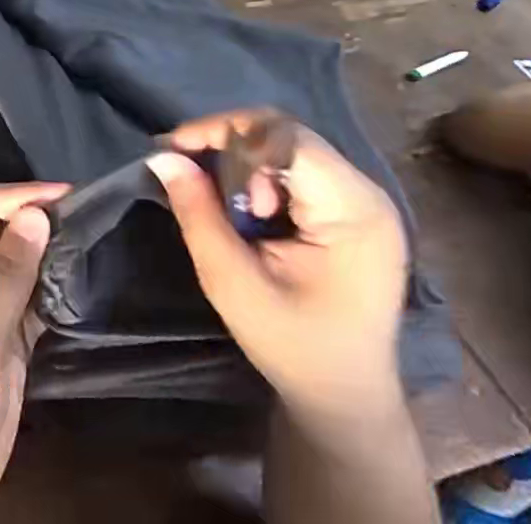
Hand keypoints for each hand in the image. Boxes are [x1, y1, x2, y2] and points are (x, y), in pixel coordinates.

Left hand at [0, 182, 69, 523]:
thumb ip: (8, 273)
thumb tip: (37, 214)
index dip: (21, 195)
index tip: (70, 194)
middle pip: (0, 229)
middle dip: (38, 217)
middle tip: (89, 213)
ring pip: (18, 261)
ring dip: (49, 250)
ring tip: (92, 238)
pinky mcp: (3, 334)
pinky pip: (30, 295)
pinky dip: (52, 286)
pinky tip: (80, 279)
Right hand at [147, 110, 408, 416]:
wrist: (346, 400)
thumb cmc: (293, 347)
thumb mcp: (233, 283)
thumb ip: (198, 215)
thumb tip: (162, 157)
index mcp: (353, 210)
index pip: (285, 137)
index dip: (225, 130)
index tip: (176, 147)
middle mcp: (368, 194)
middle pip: (289, 136)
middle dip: (231, 145)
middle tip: (191, 171)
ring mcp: (365, 201)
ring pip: (292, 147)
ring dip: (246, 161)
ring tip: (222, 199)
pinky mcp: (354, 210)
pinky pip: (300, 168)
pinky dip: (262, 175)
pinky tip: (247, 206)